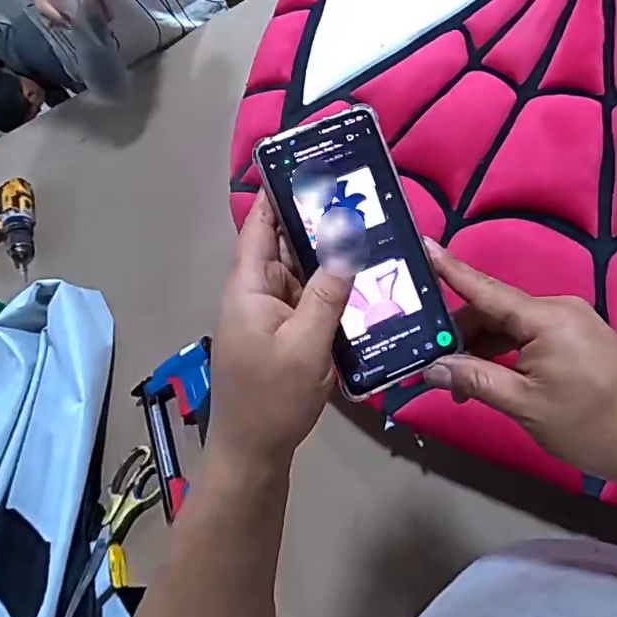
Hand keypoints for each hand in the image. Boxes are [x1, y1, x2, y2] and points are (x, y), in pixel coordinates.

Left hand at [207, 192, 352, 474]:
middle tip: (356, 193)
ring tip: (366, 224)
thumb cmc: (272, 398)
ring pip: (301, 268)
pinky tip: (360, 273)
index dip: (278, 191)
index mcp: (250, 285)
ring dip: (328, 251)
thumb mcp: (306, 344)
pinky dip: (330, 283)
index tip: (307, 164)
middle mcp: (257, 290)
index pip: (261, 224)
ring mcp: (271, 310)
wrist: (254, 452)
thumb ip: (327, 293)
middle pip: (285, 242)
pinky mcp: (285, 329)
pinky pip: (308, 294)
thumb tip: (346, 242)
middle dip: (316, 217)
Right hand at [422, 238, 616, 486]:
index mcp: (545, 318)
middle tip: (429, 363)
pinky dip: (505, 353)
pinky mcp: (578, 337)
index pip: (483, 288)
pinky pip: (529, 336)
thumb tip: (429, 367)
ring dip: (481, 349)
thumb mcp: (526, 406)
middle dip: (460, 336)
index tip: (421, 244)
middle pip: (493, 311)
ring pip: (509, 326)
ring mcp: (571, 321)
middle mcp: (557, 309)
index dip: (448, 267)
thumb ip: (474, 380)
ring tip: (457, 381)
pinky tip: (489, 377)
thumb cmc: (594, 426)